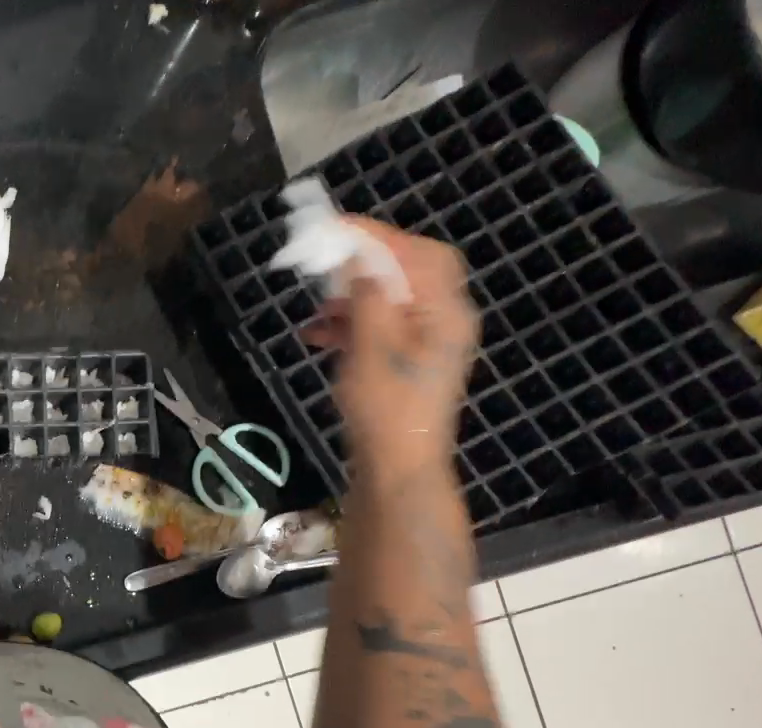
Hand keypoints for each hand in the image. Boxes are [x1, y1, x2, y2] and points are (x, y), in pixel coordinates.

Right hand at [303, 217, 478, 470]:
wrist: (398, 466)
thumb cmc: (386, 409)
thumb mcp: (372, 349)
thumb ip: (368, 300)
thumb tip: (359, 262)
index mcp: (445, 312)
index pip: (416, 254)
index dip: (376, 237)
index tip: (334, 227)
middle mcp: (444, 320)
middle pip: (410, 272)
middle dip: (366, 263)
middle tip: (326, 263)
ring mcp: (428, 343)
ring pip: (392, 299)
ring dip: (353, 296)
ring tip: (317, 307)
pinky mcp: (408, 363)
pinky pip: (382, 327)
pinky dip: (350, 323)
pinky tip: (318, 335)